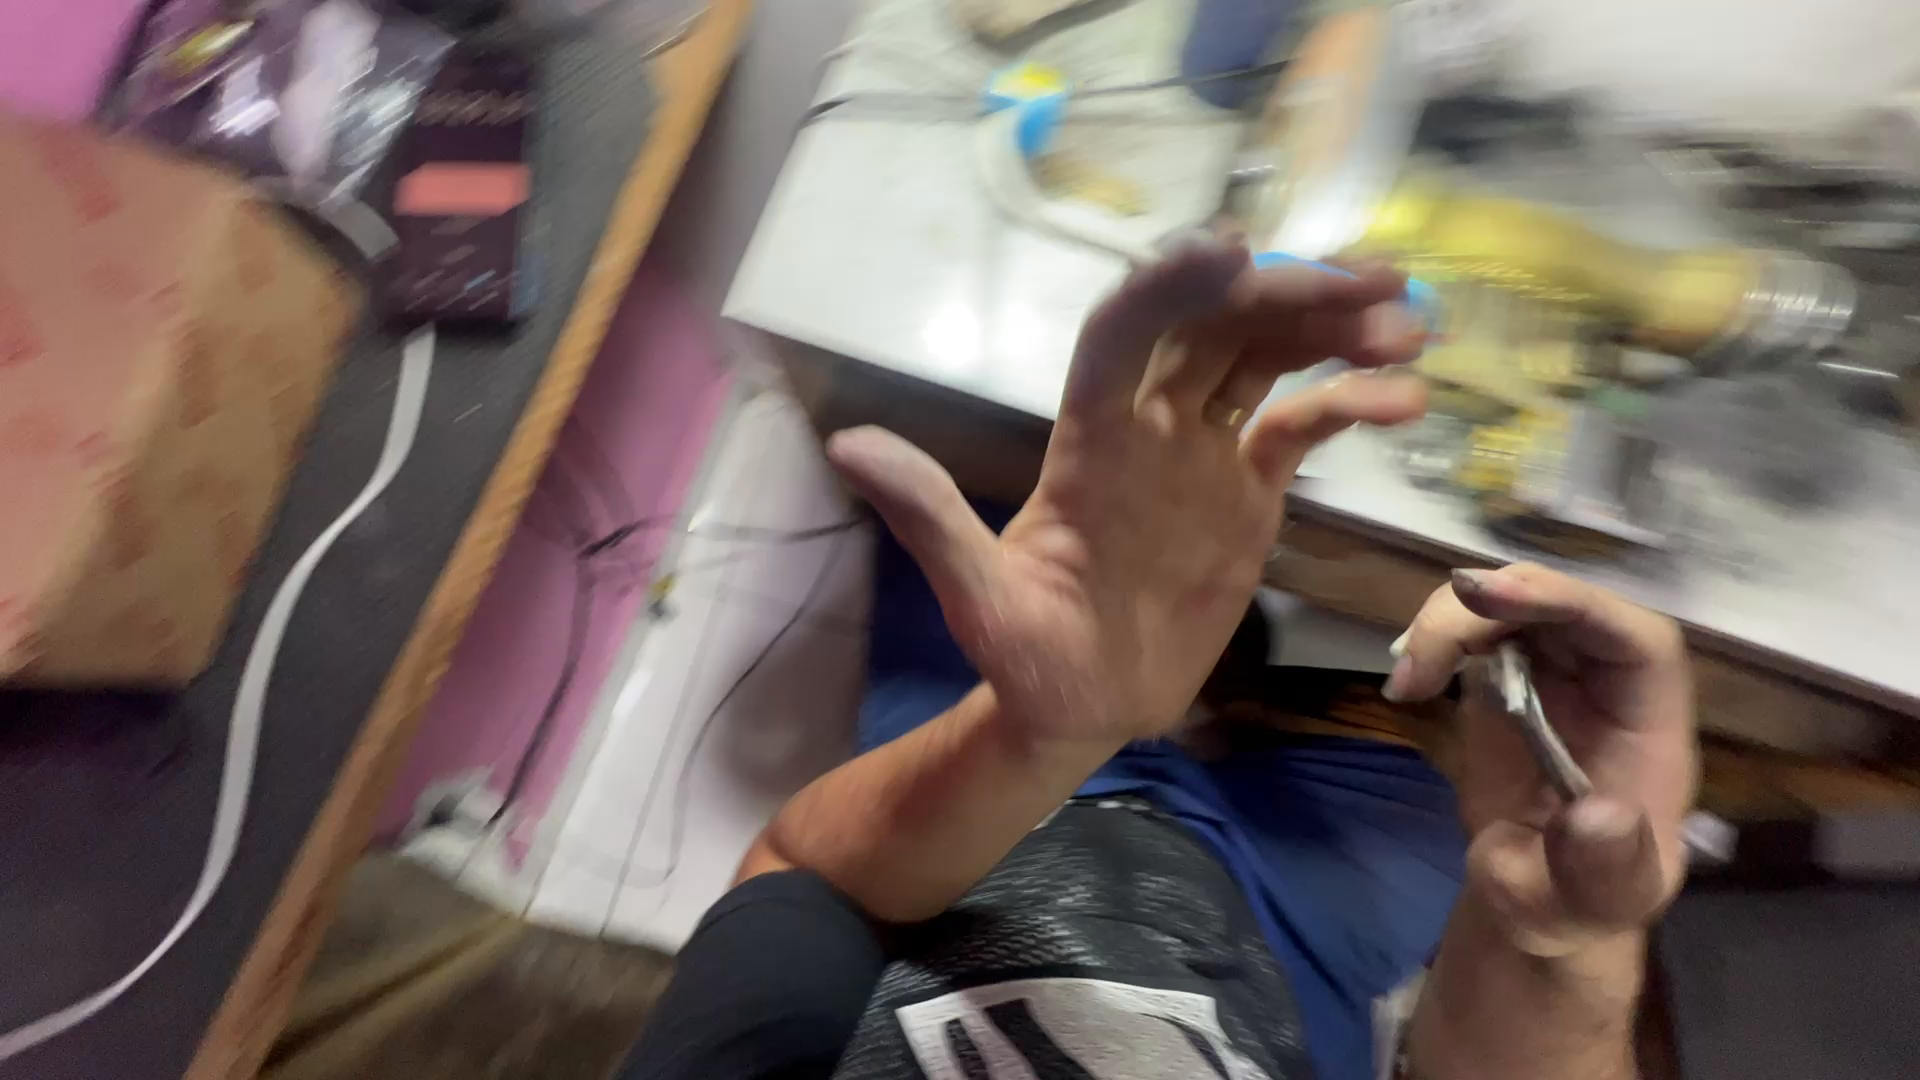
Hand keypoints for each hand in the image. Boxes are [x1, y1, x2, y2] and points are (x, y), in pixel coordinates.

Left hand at [827, 236, 1427, 745]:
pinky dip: (1346, 406)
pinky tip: (1401, 404)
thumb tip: (847, 444)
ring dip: (1328, 333)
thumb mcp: (975, 595)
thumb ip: (928, 518)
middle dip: (1280, 296)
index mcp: (1085, 442)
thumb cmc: (1024, 657)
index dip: (1167, 288)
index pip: (1120, 335)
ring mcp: (1199, 457)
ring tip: (1403, 326)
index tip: (1234, 253)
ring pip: (1264, 364)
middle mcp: (1145, 431)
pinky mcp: (1245, 494)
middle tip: (1365, 286)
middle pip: (1210, 330)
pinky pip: (1299, 429)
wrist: (1081, 707)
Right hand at [1385, 564, 1697, 955]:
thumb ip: (1601, 870)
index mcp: (1646, 730)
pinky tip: (1407, 683)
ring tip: (1406, 684)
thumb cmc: (1568, 901)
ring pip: (1504, 606)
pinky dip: (1430, 642)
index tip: (1486, 597)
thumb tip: (1600, 812)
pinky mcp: (1501, 679)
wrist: (1530, 894)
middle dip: (1482, 608)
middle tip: (1418, 652)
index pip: (1631, 638)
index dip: (1566, 603)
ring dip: (1443, 625)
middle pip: (1555, 604)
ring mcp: (1549, 676)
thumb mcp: (1590, 903)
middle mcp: (1603, 687)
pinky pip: (1470, 630)